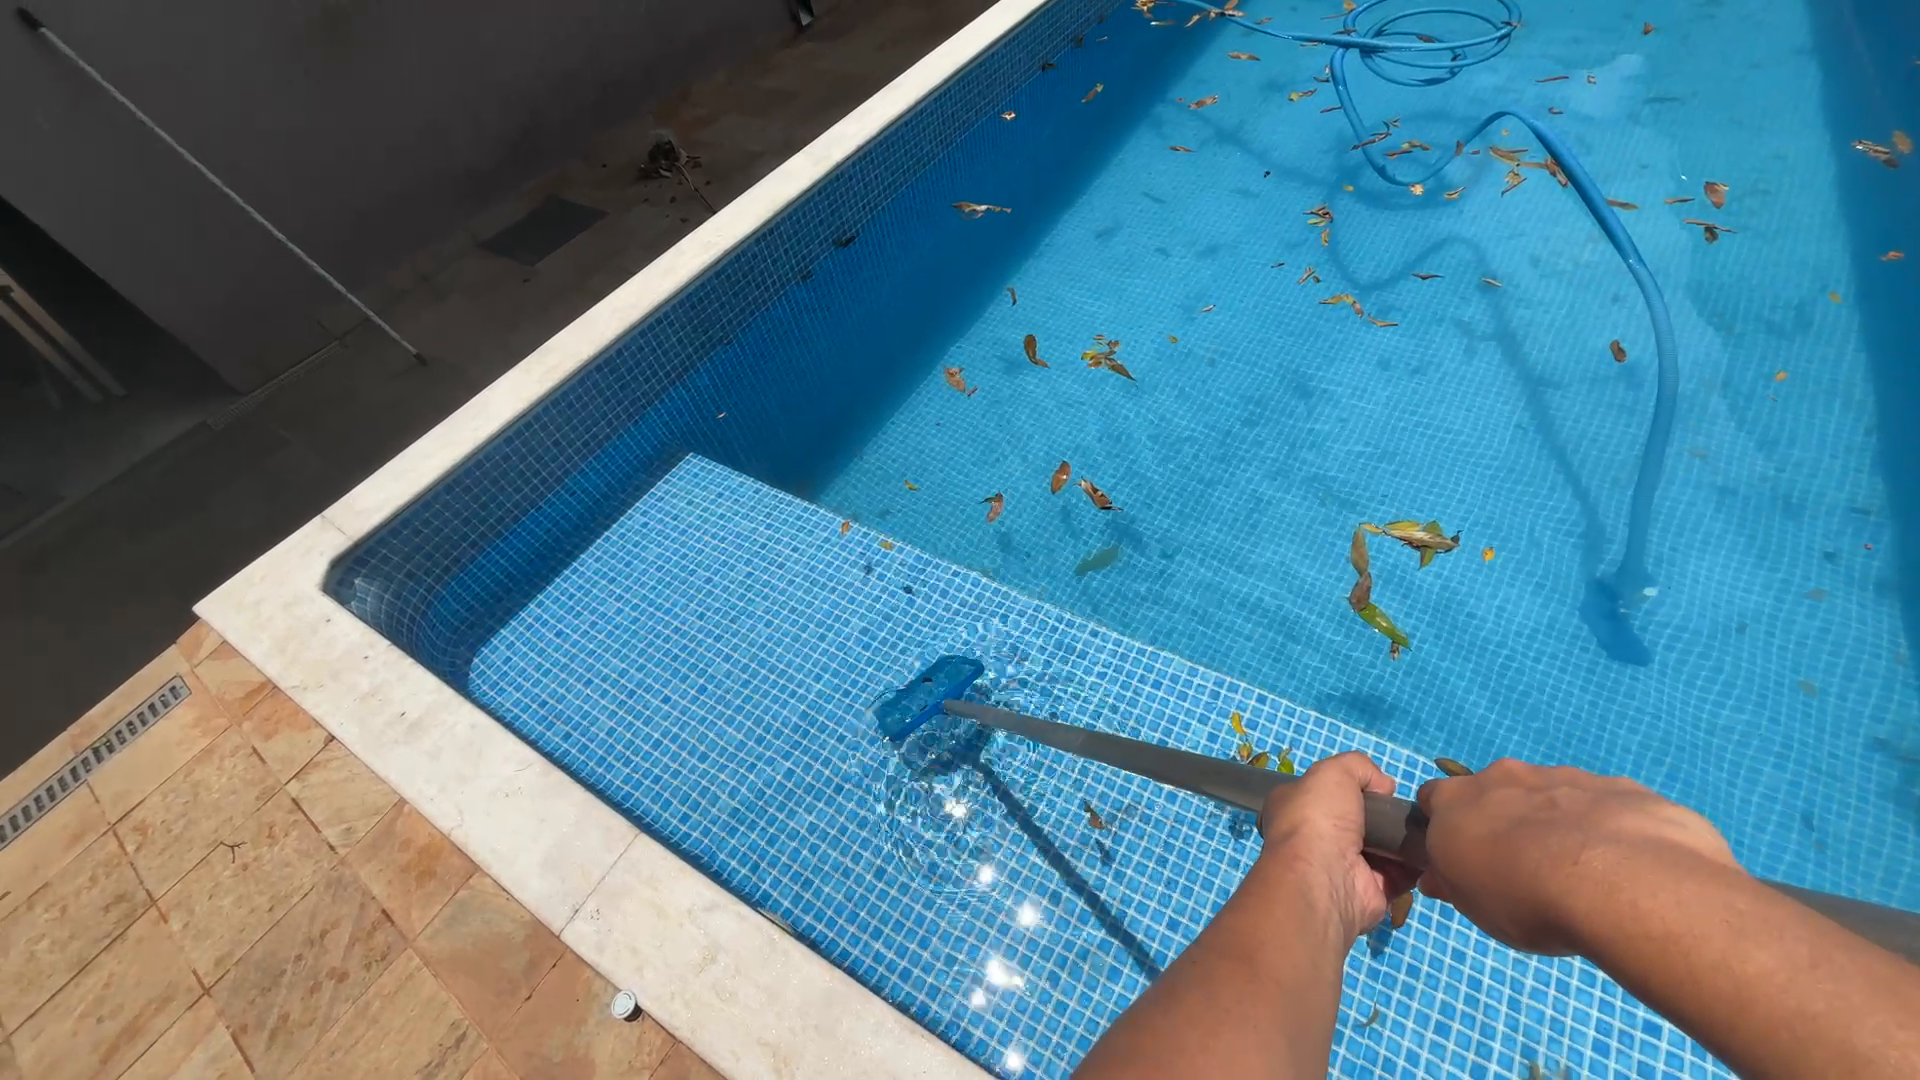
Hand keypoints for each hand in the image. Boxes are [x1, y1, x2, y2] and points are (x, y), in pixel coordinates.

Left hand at [1259, 752, 1418, 940]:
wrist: (1326, 875)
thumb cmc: (1318, 816)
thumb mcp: (1332, 772)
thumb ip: (1358, 766)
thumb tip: (1383, 785)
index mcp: (1293, 806)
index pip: (1321, 792)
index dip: (1348, 786)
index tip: (1376, 787)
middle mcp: (1313, 836)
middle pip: (1355, 820)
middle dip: (1380, 815)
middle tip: (1400, 810)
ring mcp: (1341, 865)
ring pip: (1380, 847)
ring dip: (1400, 839)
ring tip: (1420, 828)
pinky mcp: (1370, 890)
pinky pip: (1399, 873)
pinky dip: (1413, 864)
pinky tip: (1426, 851)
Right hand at [1416, 759, 1738, 955]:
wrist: (1619, 882)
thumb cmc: (1522, 894)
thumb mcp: (1471, 903)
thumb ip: (1450, 882)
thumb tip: (1436, 878)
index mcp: (1455, 798)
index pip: (1433, 799)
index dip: (1446, 827)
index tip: (1465, 858)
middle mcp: (1502, 776)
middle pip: (1495, 792)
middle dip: (1507, 821)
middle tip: (1527, 869)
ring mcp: (1562, 776)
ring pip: (1552, 795)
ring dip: (1559, 823)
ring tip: (1585, 874)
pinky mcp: (1620, 788)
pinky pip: (1607, 805)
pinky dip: (1610, 828)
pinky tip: (1628, 865)